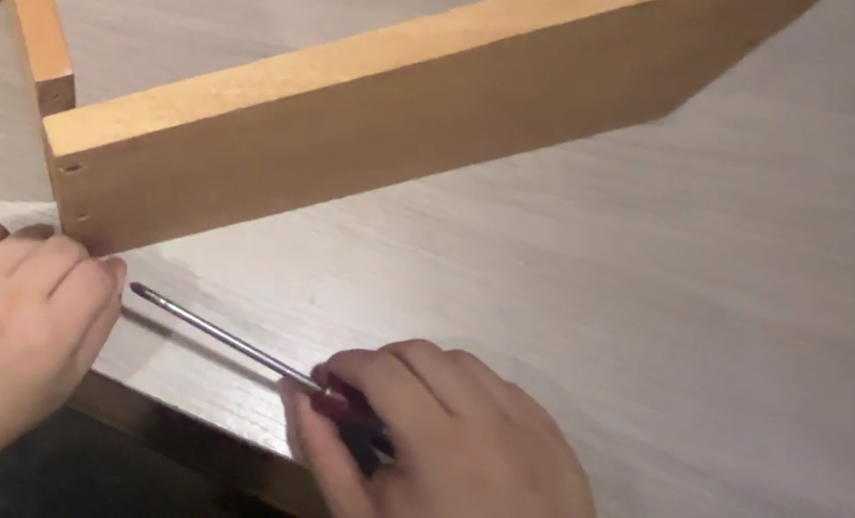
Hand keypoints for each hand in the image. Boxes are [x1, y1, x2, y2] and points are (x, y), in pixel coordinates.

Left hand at [0, 223, 125, 454]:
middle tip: (63, 282)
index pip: (94, 274)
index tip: (97, 282)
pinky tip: (3, 264)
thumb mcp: (74, 372)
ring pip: (31, 235)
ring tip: (32, 274)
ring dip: (40, 249)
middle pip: (66, 246)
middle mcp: (16, 297)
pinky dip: (3, 240)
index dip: (103, 274)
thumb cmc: (20, 395)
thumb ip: (101, 319)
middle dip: (75, 260)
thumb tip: (115, 268)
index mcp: (50, 332)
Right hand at [285, 341, 595, 517]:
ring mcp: (532, 434)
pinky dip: (471, 389)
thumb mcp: (359, 512)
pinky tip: (459, 422)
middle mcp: (491, 428)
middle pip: (419, 353)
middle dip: (380, 364)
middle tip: (366, 397)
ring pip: (463, 362)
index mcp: (439, 448)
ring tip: (414, 406)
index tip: (329, 384)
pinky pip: (505, 387)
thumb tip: (295, 391)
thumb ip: (320, 447)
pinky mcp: (559, 445)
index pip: (379, 368)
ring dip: (426, 372)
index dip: (344, 365)